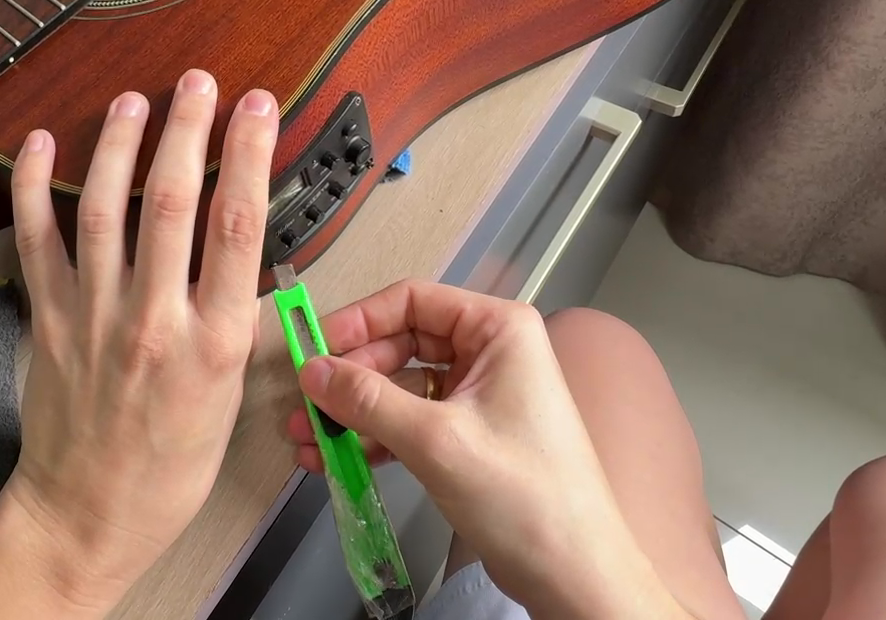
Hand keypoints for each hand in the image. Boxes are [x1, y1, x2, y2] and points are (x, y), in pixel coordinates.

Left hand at [0, 70, 278, 609]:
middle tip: (200, 82)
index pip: (238, 227)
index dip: (250, 155)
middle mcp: (154, 319)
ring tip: (137, 99)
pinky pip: (36, 242)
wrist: (87, 514)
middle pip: (172, 203)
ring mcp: (93, 316)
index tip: (257, 107)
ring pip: (104, 212)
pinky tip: (44, 143)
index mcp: (214, 341)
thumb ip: (233, 313)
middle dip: (189, 130)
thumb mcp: (230, 393)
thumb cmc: (171, 461)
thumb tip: (238, 244)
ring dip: (121, 147)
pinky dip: (35, 188)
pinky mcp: (46, 319)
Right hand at [285, 281, 682, 619]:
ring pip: (399, 384)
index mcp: (497, 328)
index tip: (316, 347)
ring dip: (354, 410)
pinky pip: (410, 417)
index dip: (359, 320)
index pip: (412, 300)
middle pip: (400, 343)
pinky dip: (375, 434)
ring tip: (309, 436)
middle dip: (351, 377)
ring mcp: (477, 392)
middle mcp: (488, 350)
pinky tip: (336, 455)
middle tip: (307, 401)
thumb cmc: (526, 499)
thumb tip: (310, 370)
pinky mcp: (467, 431)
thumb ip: (368, 401)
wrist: (578, 584)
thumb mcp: (437, 441)